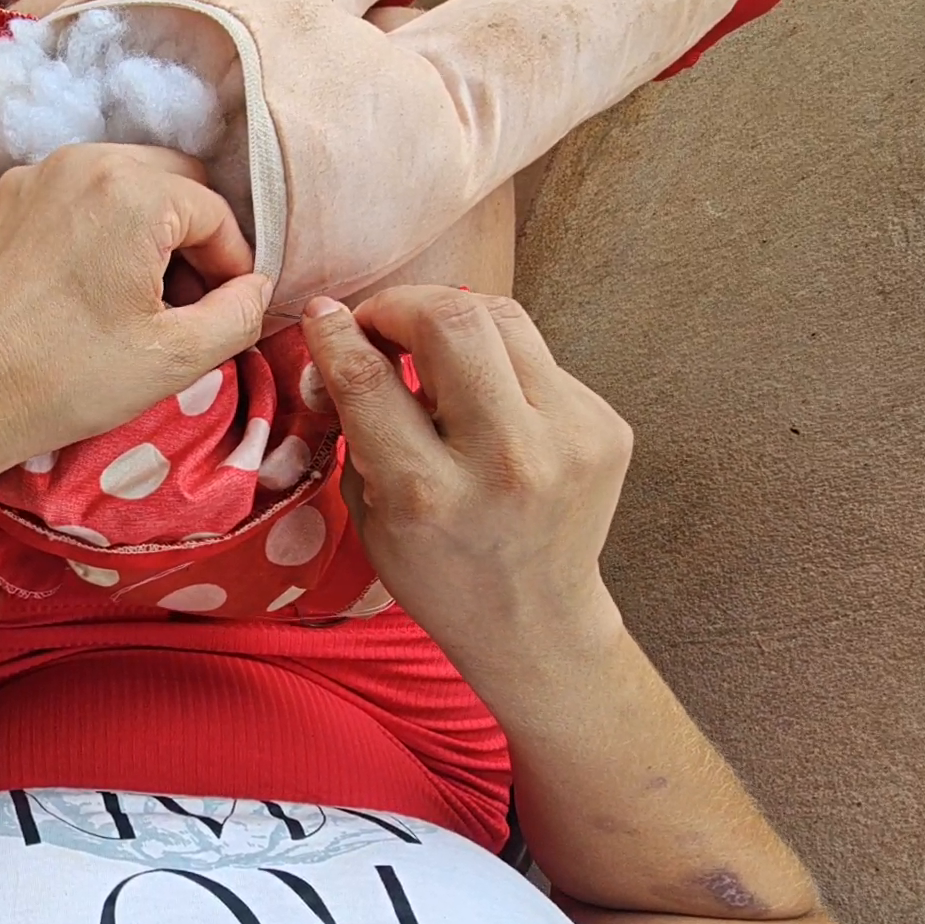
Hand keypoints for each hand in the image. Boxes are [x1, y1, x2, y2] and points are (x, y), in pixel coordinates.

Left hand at [0, 143, 272, 473]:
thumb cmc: (66, 381)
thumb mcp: (175, 359)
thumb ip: (240, 314)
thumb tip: (257, 287)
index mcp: (132, 188)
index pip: (216, 211)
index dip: (234, 265)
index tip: (226, 312)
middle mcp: (81, 160)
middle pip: (171, 186)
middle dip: (193, 243)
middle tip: (185, 307)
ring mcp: (33, 177)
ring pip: (122, 188)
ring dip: (148, 236)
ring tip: (139, 302)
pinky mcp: (3, 203)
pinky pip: (75, 201)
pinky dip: (99, 233)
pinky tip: (90, 290)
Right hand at [302, 287, 633, 686]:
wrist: (532, 619)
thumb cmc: (432, 571)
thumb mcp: (368, 511)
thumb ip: (356, 430)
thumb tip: (343, 351)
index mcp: (425, 492)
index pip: (369, 381)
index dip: (335, 335)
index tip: (320, 315)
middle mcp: (502, 458)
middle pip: (450, 321)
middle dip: (398, 304)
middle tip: (375, 321)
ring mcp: (568, 436)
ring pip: (502, 318)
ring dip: (446, 316)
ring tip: (419, 342)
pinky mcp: (604, 424)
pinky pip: (534, 355)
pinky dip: (488, 357)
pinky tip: (473, 390)